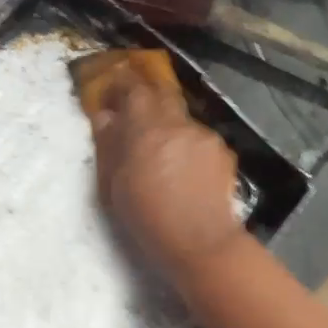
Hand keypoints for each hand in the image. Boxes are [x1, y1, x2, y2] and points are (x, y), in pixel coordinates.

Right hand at [84, 57, 247, 276]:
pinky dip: (185, 146)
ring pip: (181, 120)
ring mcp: (205, 137)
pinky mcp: (223, 153)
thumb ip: (109, 145)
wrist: (201, 243)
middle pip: (162, 94)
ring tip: (158, 153)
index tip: (111, 90)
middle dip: (146, 98)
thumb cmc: (147, 217)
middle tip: (132, 111)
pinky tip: (182, 171)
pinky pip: (197, 139)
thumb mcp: (113, 185)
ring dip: (166, 127)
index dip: (121, 84)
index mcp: (147, 129)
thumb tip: (104, 117)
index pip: (134, 89)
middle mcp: (178, 124)